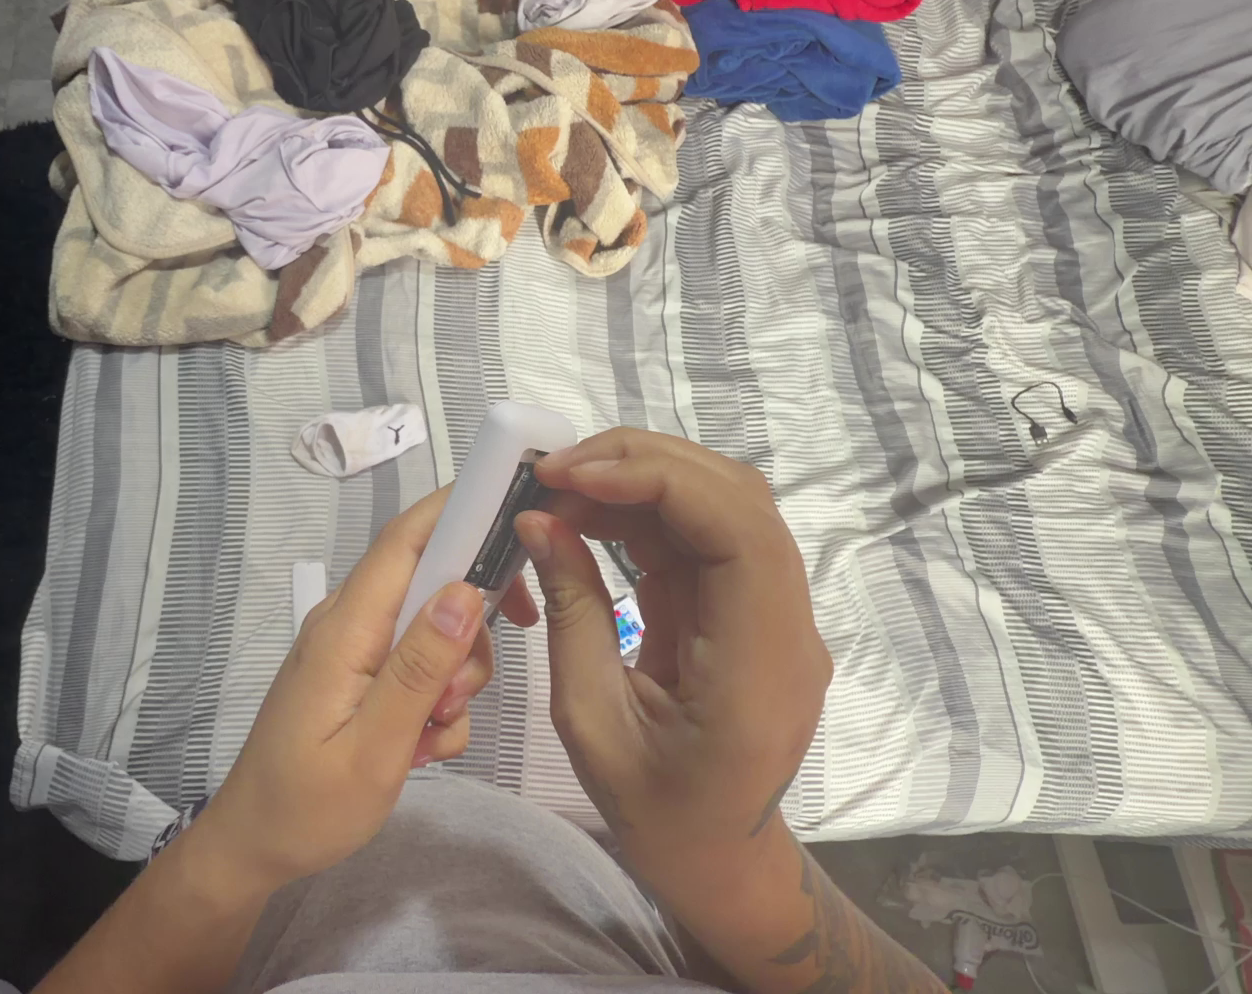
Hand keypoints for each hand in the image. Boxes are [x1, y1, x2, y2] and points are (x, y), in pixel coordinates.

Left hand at [183, 487, 533, 893]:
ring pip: (434, 630)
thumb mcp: (376, 746)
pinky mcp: (360, 673)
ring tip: (427, 736)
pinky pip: (417, 666)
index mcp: (347, 625)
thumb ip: (420, 667)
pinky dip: (434, 702)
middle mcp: (349, 621)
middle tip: (458, 698)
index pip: (406, 539)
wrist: (257, 843)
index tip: (519, 519)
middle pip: (432, 584)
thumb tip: (464, 590)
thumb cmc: (309, 804)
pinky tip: (417, 748)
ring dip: (453, 679)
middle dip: (468, 633)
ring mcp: (354, 647)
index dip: (460, 511)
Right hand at [513, 428, 832, 889]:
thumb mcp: (589, 718)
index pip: (737, 531)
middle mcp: (782, 622)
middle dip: (639, 463)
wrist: (716, 854)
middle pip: (732, 497)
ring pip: (714, 503)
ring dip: (634, 479)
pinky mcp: (737, 605)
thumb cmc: (654, 807)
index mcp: (758, 663)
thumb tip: (536, 522)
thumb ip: (570, 613)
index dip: (656, 481)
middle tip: (551, 470)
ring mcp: (766, 609)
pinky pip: (693, 534)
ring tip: (557, 488)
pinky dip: (635, 511)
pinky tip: (583, 514)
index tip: (570, 477)